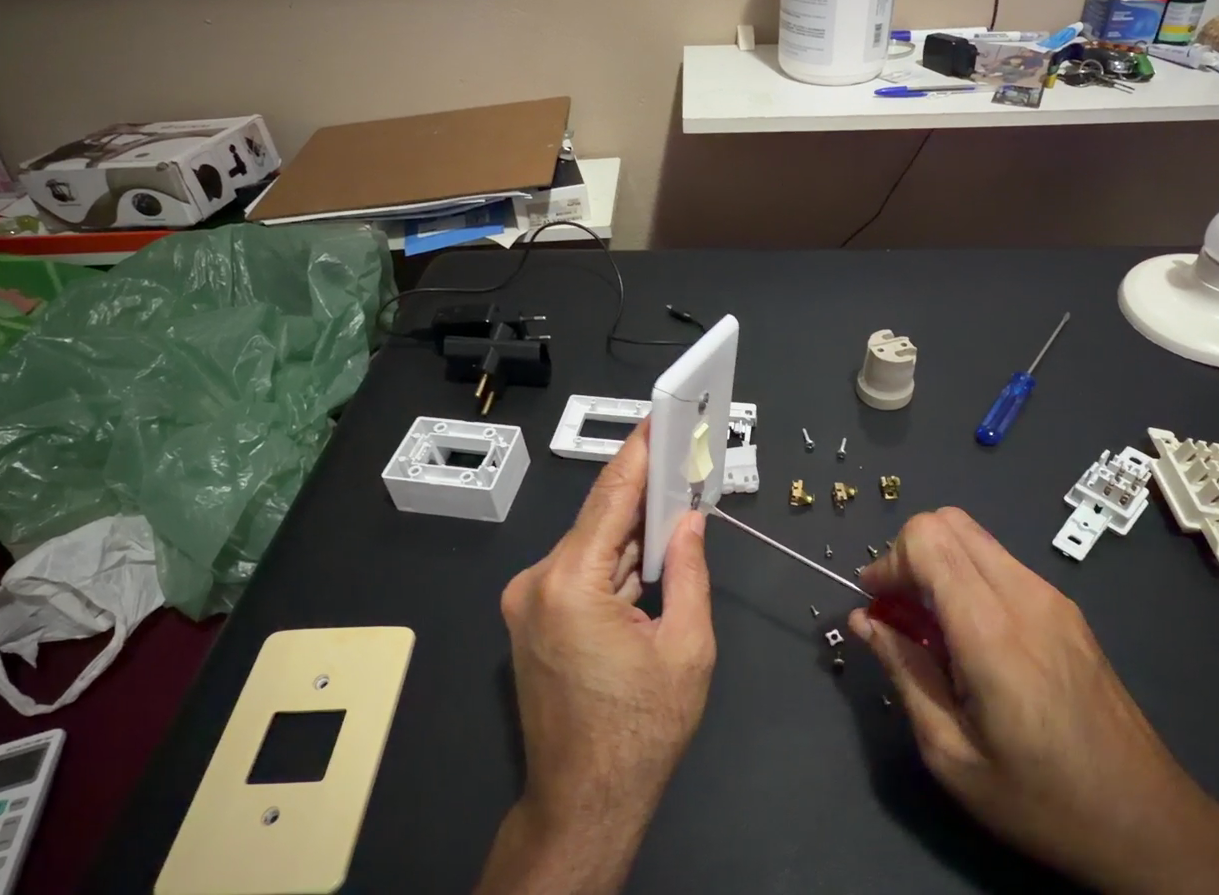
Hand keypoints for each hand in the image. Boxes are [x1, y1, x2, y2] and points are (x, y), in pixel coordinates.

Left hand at [476, 421, 714, 894]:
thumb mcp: (686, 648)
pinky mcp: (531, 621)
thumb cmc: (642, 731)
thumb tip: (691, 521)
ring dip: (631, 534)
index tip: (658, 418)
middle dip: (643, 494)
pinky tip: (649, 554)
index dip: (638, 453)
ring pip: (590, 549)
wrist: (585, 801)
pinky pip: (579, 575)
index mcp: (570, 585)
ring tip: (676, 504)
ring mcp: (527, 603)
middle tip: (682, 460)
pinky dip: (615, 564)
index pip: (610, 499)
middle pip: (599, 521)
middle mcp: (536, 584)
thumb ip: (690, 572)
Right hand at [851, 508, 1218, 894]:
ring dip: (938, 565)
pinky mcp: (1068, 611)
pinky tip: (967, 639)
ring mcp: (1054, 599)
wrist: (1146, 822)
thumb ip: (904, 672)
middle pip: (949, 522)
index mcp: (993, 631)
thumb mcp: (951, 752)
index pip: (928, 540)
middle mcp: (1026, 597)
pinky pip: (1002, 565)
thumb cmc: (1040, 800)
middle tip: (896, 612)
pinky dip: (967, 579)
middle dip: (908, 555)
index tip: (875, 606)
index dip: (888, 561)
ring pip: (976, 538)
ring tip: (928, 630)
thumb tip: (866, 620)